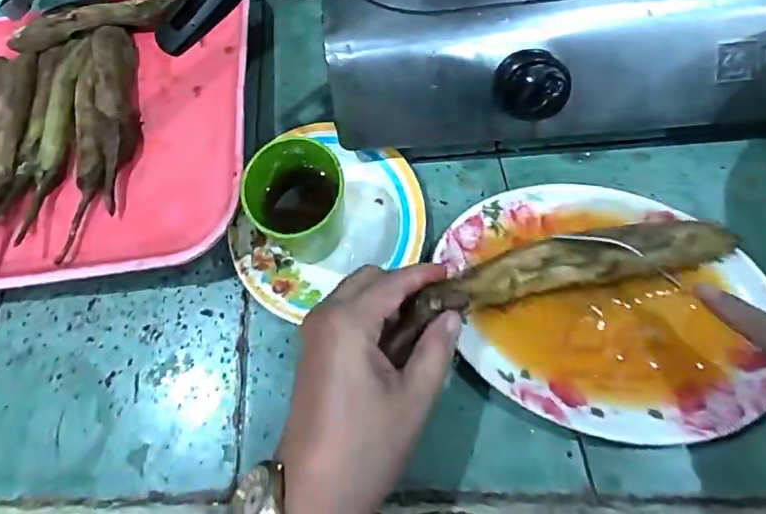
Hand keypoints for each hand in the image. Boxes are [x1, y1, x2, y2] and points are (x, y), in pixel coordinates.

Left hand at [277, 264, 460, 513]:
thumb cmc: (366, 447)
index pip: (392, 281)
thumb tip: (452, 314)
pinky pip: (344, 310)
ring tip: (419, 323)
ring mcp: (314, 329)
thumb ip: (436, 348)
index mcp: (348, 321)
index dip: (424, 274)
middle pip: (370, 278)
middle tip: (437, 305)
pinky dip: (370, 312)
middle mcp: (326, 313)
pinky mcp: (312, 346)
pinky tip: (393, 339)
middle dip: (403, 284)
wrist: (312, 495)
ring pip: (356, 292)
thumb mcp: (413, 400)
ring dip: (386, 297)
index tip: (453, 273)